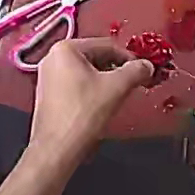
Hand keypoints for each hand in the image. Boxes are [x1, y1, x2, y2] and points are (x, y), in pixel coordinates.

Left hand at [27, 38, 153, 171]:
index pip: (107, 46)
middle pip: (96, 58)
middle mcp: (53, 58)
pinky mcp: (48, 95)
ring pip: (87, 72)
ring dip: (106, 81)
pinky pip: (76, 84)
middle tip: (133, 83)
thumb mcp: (117, 87)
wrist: (58, 148)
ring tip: (118, 95)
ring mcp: (47, 77)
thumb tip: (147, 66)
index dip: (129, 58)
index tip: (143, 71)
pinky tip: (101, 104)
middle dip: (117, 70)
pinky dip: (92, 90)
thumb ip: (136, 71)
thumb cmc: (84, 112)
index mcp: (66, 49)